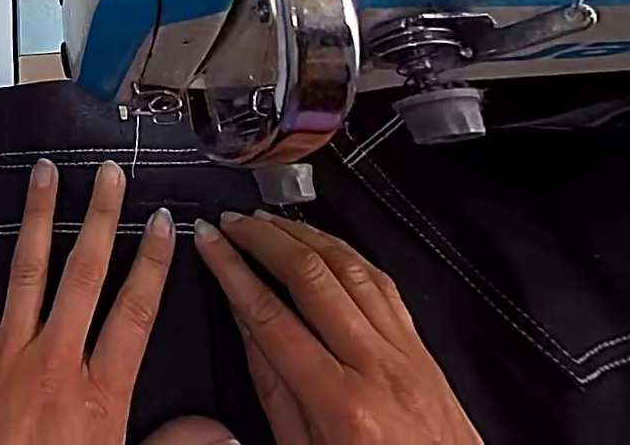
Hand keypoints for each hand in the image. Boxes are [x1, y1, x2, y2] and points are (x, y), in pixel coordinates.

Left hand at [0, 159, 175, 444]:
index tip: (163, 220)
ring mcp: (6, 357)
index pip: (135, 310)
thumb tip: (223, 435)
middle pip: (85, 273)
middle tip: (110, 174)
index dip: (153, 261)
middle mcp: (53, 362)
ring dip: (38, 215)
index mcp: (96, 393)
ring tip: (45, 172)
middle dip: (101, 217)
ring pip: (27, 270)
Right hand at [194, 210, 482, 444]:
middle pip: (309, 273)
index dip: (232, 269)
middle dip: (262, 237)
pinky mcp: (419, 342)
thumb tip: (243, 319)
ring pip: (345, 262)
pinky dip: (341, 248)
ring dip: (299, 232)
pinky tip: (319, 238)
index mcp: (342, 409)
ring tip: (265, 219)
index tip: (210, 242)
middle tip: (231, 220)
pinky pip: (377, 276)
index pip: (271, 316)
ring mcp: (404, 348)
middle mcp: (376, 366)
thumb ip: (272, 389)